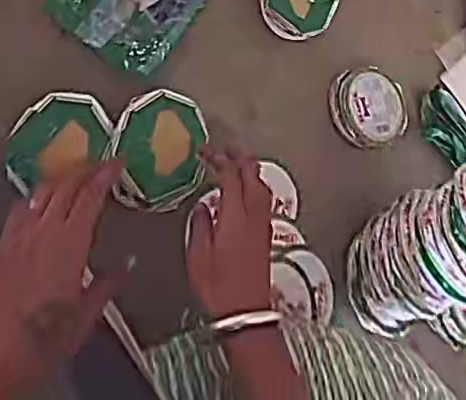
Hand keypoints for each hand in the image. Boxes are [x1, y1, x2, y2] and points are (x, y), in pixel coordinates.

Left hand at [0, 162, 123, 398]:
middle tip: (100, 166)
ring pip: (42, 190)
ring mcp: (20, 236)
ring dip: (61, 179)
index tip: (117, 162)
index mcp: (70, 243)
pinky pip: (19, 208)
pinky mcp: (0, 247)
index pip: (91, 194)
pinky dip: (34, 197)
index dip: (106, 173)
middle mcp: (44, 231)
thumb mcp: (84, 319)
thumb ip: (106, 286)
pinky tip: (38, 202)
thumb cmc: (41, 343)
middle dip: (85, 170)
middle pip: (66, 184)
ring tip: (73, 177)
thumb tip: (125, 267)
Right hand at [186, 146, 274, 318]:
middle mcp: (253, 213)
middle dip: (237, 157)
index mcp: (235, 215)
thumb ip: (200, 224)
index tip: (204, 152)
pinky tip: (246, 189)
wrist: (246, 314)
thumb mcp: (198, 256)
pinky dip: (255, 183)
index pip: (230, 175)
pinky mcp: (266, 233)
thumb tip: (204, 205)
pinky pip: (263, 196)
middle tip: (222, 150)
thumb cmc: (218, 287)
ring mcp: (263, 222)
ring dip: (249, 169)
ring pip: (261, 183)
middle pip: (251, 173)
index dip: (218, 159)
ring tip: (236, 162)